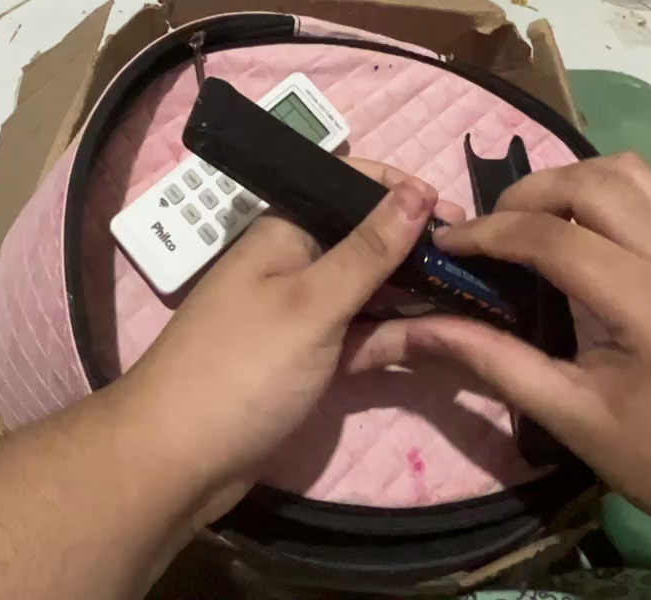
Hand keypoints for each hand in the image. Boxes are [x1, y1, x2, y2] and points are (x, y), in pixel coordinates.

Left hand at [113, 160, 460, 521]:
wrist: (176, 462)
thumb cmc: (243, 366)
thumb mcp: (312, 303)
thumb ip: (368, 249)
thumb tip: (418, 190)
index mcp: (285, 233)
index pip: (347, 189)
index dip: (398, 192)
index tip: (452, 214)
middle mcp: (295, 264)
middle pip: (364, 242)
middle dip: (414, 248)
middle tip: (473, 264)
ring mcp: (303, 315)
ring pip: (368, 291)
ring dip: (413, 293)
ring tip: (474, 296)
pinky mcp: (310, 359)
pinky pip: (361, 336)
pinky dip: (395, 335)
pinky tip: (444, 336)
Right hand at [355, 153, 650, 554]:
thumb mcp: (575, 421)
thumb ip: (494, 363)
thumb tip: (419, 329)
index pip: (554, 238)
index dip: (489, 232)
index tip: (447, 243)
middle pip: (593, 182)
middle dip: (527, 193)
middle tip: (491, 229)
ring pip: (627, 169)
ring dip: (569, 180)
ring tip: (534, 218)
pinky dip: (604, 187)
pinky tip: (581, 227)